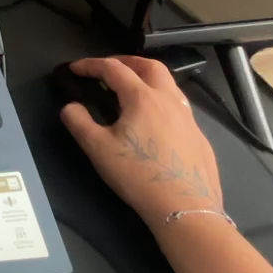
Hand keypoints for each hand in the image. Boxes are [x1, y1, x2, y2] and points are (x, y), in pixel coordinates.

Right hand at [60, 56, 222, 229]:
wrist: (187, 211)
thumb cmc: (138, 175)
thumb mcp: (96, 148)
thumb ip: (78, 121)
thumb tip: (71, 107)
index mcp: (143, 99)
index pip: (114, 68)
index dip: (90, 64)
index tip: (75, 69)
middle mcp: (169, 103)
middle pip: (151, 67)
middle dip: (126, 61)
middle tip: (108, 68)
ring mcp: (190, 122)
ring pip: (170, 87)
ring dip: (147, 81)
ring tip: (130, 93)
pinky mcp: (200, 141)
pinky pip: (179, 110)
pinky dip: (161, 104)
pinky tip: (153, 125)